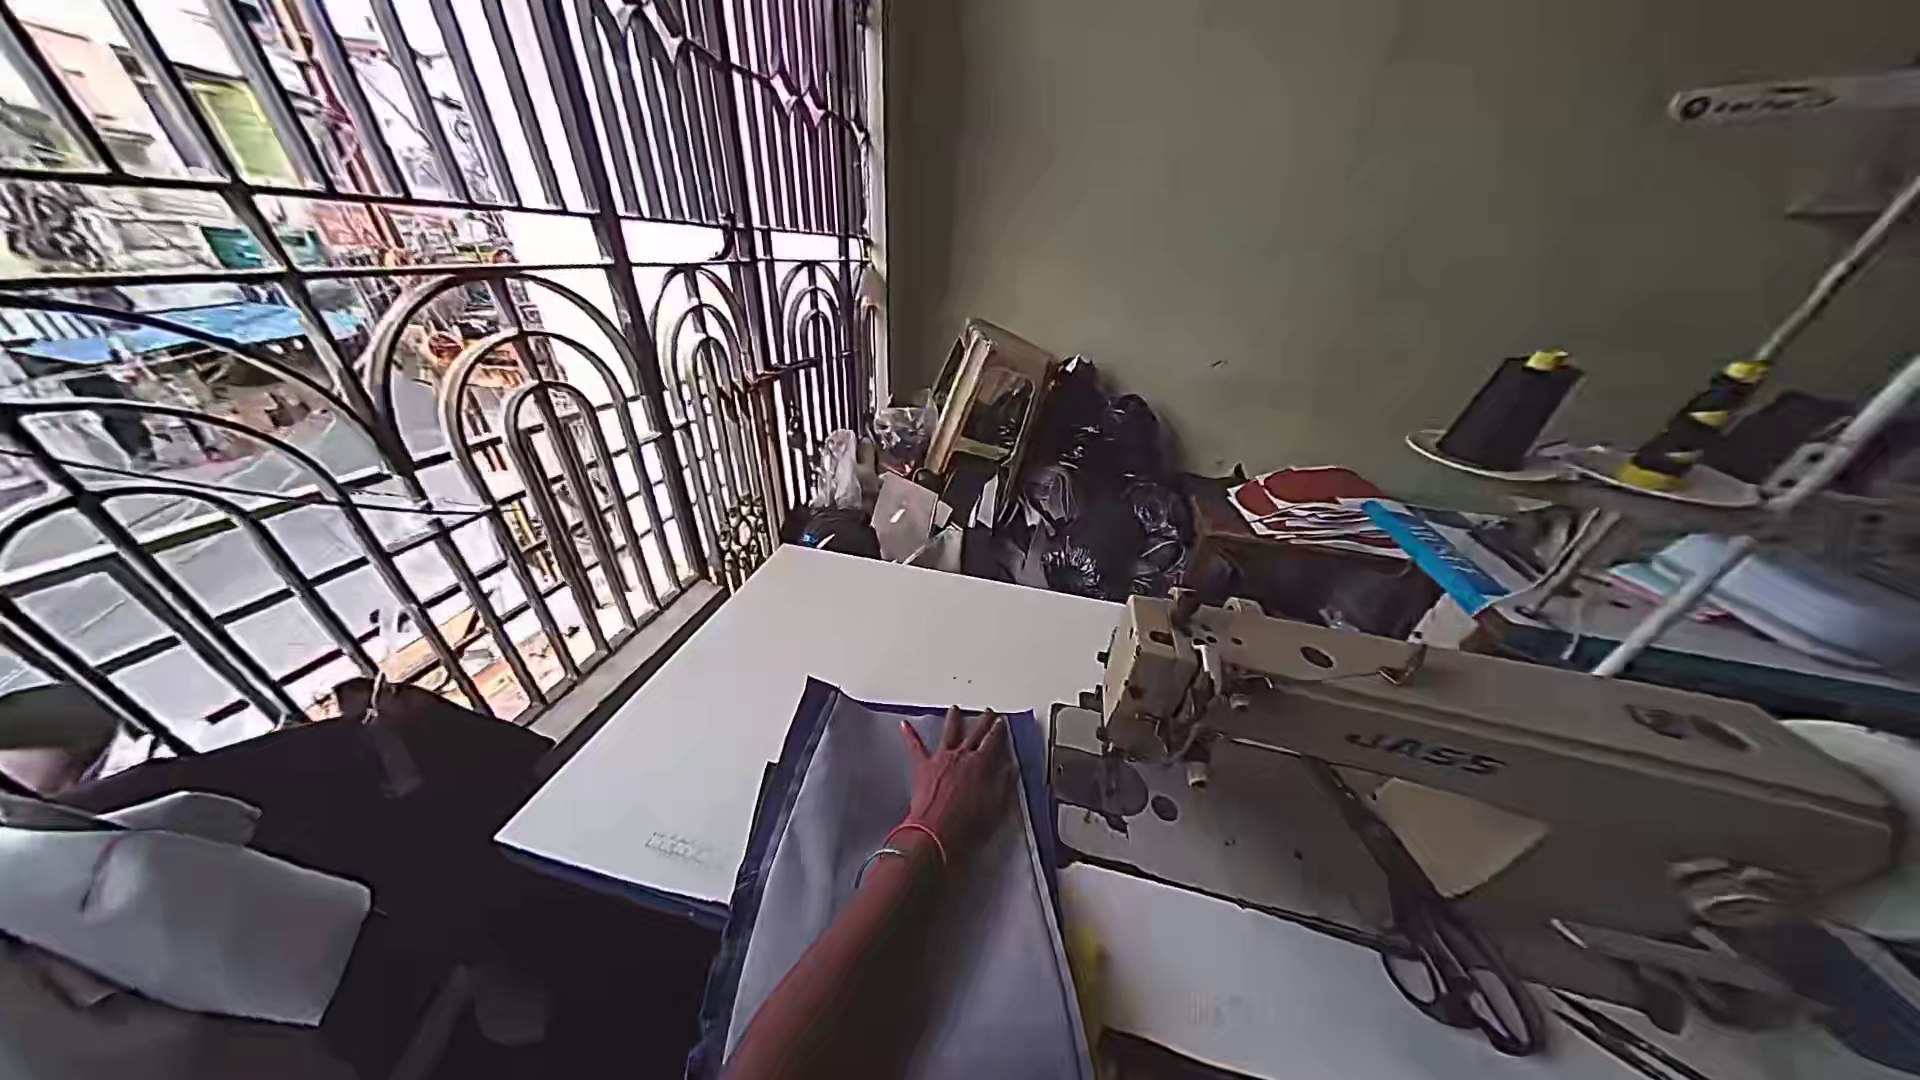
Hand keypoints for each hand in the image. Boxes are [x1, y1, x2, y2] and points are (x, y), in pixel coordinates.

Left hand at [898, 707, 1012, 863]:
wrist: (936, 833)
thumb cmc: (967, 824)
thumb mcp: (996, 807)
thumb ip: (1004, 784)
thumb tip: (1011, 768)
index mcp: (980, 764)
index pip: (993, 742)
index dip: (999, 730)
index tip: (1001, 721)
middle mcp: (961, 756)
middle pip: (975, 733)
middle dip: (983, 721)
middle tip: (987, 712)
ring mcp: (941, 759)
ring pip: (948, 733)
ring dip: (953, 720)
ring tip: (955, 709)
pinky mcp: (923, 767)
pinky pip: (915, 747)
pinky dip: (910, 735)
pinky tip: (905, 724)